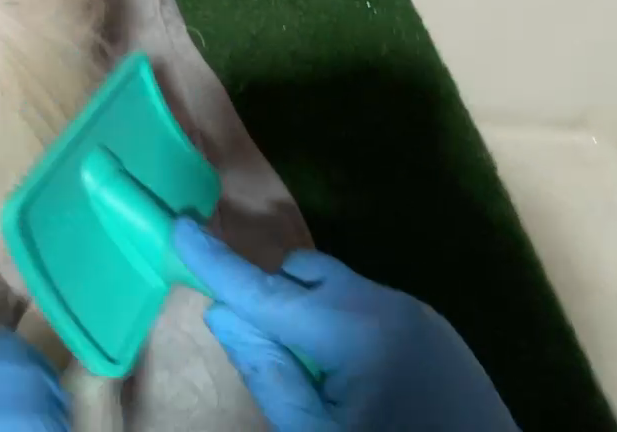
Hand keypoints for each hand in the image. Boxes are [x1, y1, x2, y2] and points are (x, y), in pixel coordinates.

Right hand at [174, 219, 518, 431]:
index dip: (217, 262)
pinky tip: (366, 390)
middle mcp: (385, 304)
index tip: (179, 226)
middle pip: (301, 276)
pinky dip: (344, 331)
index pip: (265, 290)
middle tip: (276, 365)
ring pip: (335, 291)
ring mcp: (417, 315)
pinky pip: (368, 309)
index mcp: (354, 331)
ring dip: (310, 320)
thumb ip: (269, 374)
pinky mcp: (437, 332)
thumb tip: (226, 313)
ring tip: (329, 390)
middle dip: (273, 303)